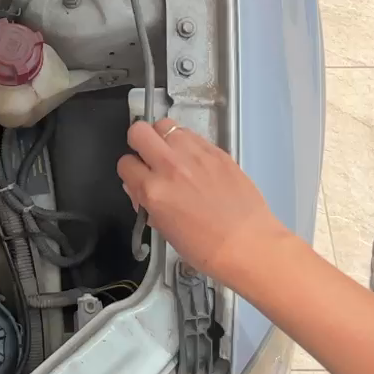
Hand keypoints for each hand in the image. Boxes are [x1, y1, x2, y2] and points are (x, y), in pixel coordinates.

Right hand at [115, 119, 303, 289]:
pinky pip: (191, 135)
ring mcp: (195, 155)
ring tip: (173, 155)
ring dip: (164, 138)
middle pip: (138, 131)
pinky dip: (187, 144)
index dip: (130, 171)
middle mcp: (170, 166)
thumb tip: (138, 186)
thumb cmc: (206, 248)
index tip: (137, 176)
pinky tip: (195, 162)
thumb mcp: (164, 228)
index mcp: (153, 190)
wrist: (249, 245)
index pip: (125, 164)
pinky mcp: (216, 151)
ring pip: (165, 125)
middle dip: (138, 142)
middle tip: (148, 155)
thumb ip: (146, 201)